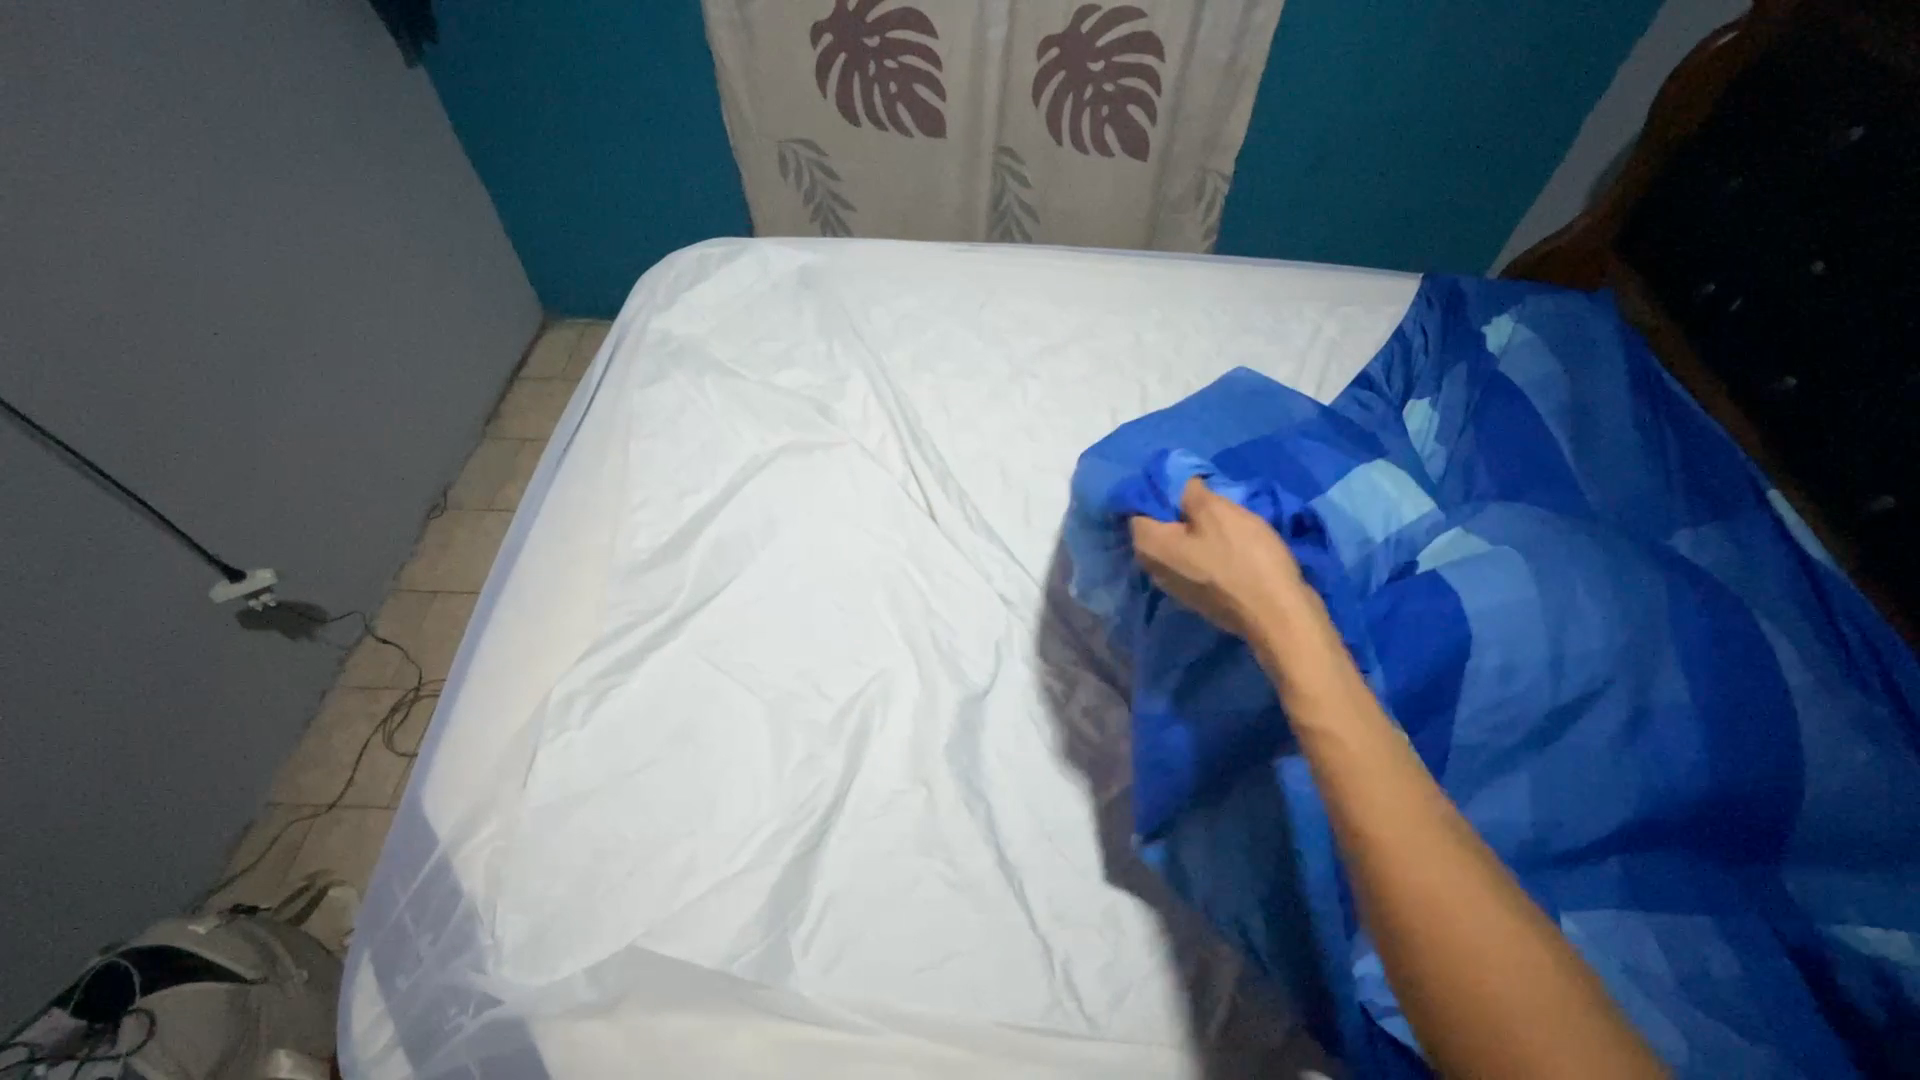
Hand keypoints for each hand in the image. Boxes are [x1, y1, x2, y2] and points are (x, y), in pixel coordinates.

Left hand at [1129, 477, 1309, 641]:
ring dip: (1193, 531)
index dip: (1158, 491)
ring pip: (1176, 547)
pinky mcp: (1197, 598)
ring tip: (1221, 516)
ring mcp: (1174, 587)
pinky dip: (1205, 550)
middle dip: (1177, 510)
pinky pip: (1193, 564)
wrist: (1276, 614)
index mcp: (1148, 546)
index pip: (1137, 508)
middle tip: (1206, 495)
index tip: (1183, 481)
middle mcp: (1152, 569)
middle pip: (1157, 529)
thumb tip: (1180, 485)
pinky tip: (1228, 543)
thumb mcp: (1217, 511)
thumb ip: (1190, 492)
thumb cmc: (1243, 558)